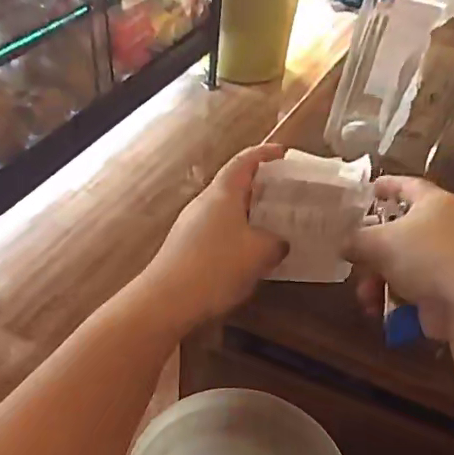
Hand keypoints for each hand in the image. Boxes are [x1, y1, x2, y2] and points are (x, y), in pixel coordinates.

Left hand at [139, 143, 287, 325]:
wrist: (168, 300)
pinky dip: (238, 238)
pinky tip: (249, 258)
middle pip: (234, 187)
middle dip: (260, 190)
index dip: (264, 154)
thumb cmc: (217, 266)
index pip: (244, 162)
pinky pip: (219, 235)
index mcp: (222, 194)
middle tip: (285, 197)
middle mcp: (204, 204)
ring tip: (273, 230)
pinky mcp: (186, 249)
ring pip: (227, 214)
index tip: (283, 154)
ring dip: (250, 217)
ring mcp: (191, 227)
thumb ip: (276, 243)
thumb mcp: (259, 253)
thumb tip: (279, 242)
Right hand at [347, 177, 453, 341]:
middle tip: (355, 267)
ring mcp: (449, 262)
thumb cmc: (428, 258)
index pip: (407, 185)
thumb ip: (357, 240)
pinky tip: (382, 313)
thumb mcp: (381, 243)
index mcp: (435, 203)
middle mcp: (445, 228)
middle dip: (372, 255)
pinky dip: (396, 301)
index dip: (386, 186)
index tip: (367, 191)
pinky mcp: (449, 293)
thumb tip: (345, 244)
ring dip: (379, 284)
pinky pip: (414, 292)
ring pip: (403, 268)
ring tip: (368, 301)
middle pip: (400, 235)